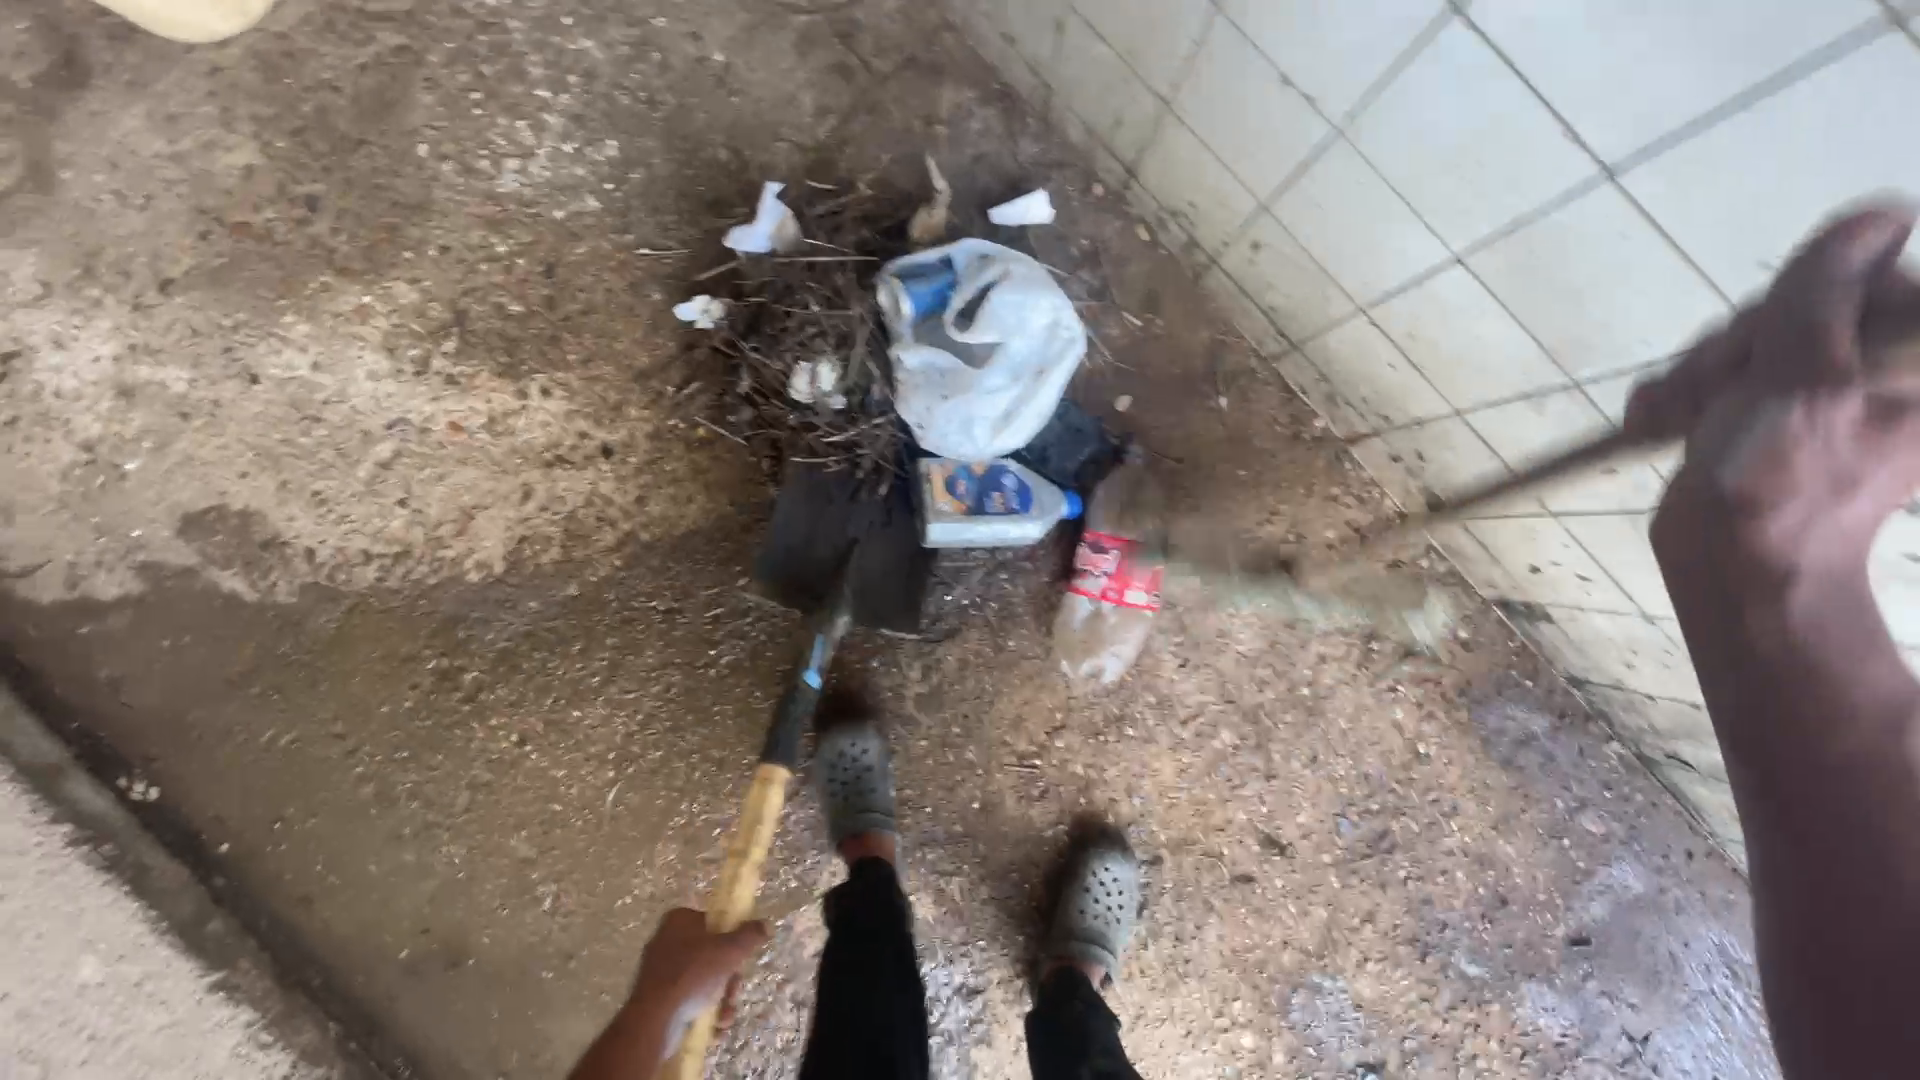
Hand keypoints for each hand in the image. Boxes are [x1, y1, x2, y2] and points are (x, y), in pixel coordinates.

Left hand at [570, 909, 769, 1079]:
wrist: (654, 1019)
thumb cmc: (693, 973)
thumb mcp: (730, 950)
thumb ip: (750, 935)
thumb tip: (766, 925)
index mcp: (679, 920)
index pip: (712, 921)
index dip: (731, 937)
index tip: (741, 953)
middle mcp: (666, 942)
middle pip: (711, 954)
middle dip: (729, 977)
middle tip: (734, 989)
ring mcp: (660, 973)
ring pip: (703, 980)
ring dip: (721, 999)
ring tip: (725, 1014)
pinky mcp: (657, 1000)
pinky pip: (689, 999)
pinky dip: (705, 1012)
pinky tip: (715, 1026)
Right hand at [1629, 202, 1919, 574]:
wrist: (1737, 568)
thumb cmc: (1783, 483)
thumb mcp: (1806, 384)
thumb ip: (1826, 300)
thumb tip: (1872, 217)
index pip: (1868, 275)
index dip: (1802, 305)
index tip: (1764, 358)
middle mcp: (1890, 363)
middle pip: (1799, 306)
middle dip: (1733, 349)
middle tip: (1712, 397)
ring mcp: (1827, 389)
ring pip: (1749, 340)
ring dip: (1695, 375)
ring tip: (1676, 419)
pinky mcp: (1773, 409)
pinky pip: (1723, 373)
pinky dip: (1682, 395)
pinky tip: (1660, 421)